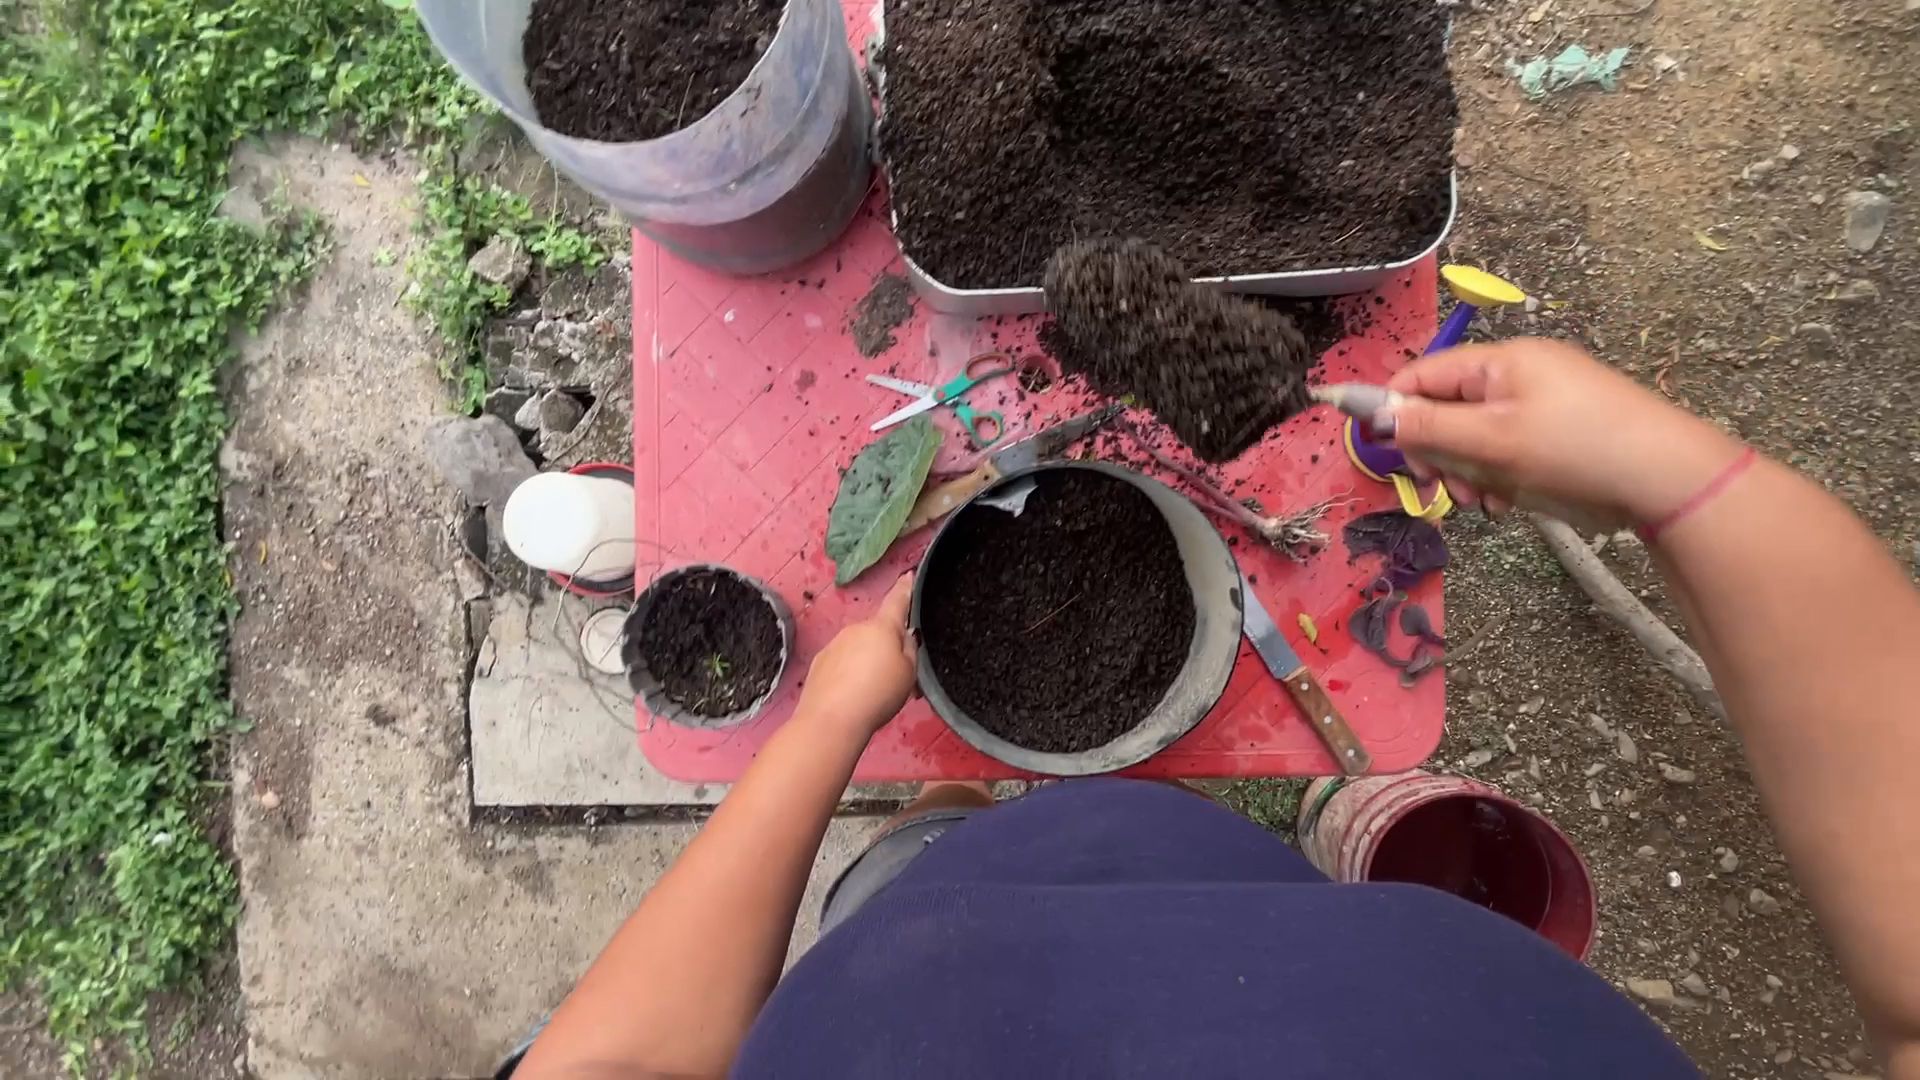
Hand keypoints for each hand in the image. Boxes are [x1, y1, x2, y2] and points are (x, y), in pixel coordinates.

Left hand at [796, 573, 918, 736]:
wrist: (831, 720)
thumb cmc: (878, 694)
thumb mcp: (909, 673)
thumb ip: (910, 650)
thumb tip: (904, 636)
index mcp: (882, 627)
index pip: (897, 600)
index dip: (905, 588)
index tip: (909, 574)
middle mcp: (856, 629)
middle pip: (878, 632)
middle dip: (887, 646)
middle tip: (897, 675)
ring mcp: (834, 645)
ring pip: (859, 648)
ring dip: (867, 662)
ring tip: (874, 692)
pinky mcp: (820, 664)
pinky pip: (842, 663)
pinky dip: (850, 674)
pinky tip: (853, 695)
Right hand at [1383, 339, 1744, 527]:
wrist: (1669, 483)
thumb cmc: (1574, 448)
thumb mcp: (1490, 438)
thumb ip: (1426, 426)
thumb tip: (1372, 417)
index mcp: (1500, 362)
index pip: (1422, 373)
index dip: (1393, 408)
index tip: (1383, 449)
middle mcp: (1514, 377)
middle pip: (1441, 409)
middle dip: (1433, 450)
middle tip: (1436, 484)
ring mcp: (1534, 408)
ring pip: (1466, 438)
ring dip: (1460, 472)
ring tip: (1477, 501)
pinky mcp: (1549, 437)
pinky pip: (1496, 453)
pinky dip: (1490, 479)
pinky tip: (1501, 503)